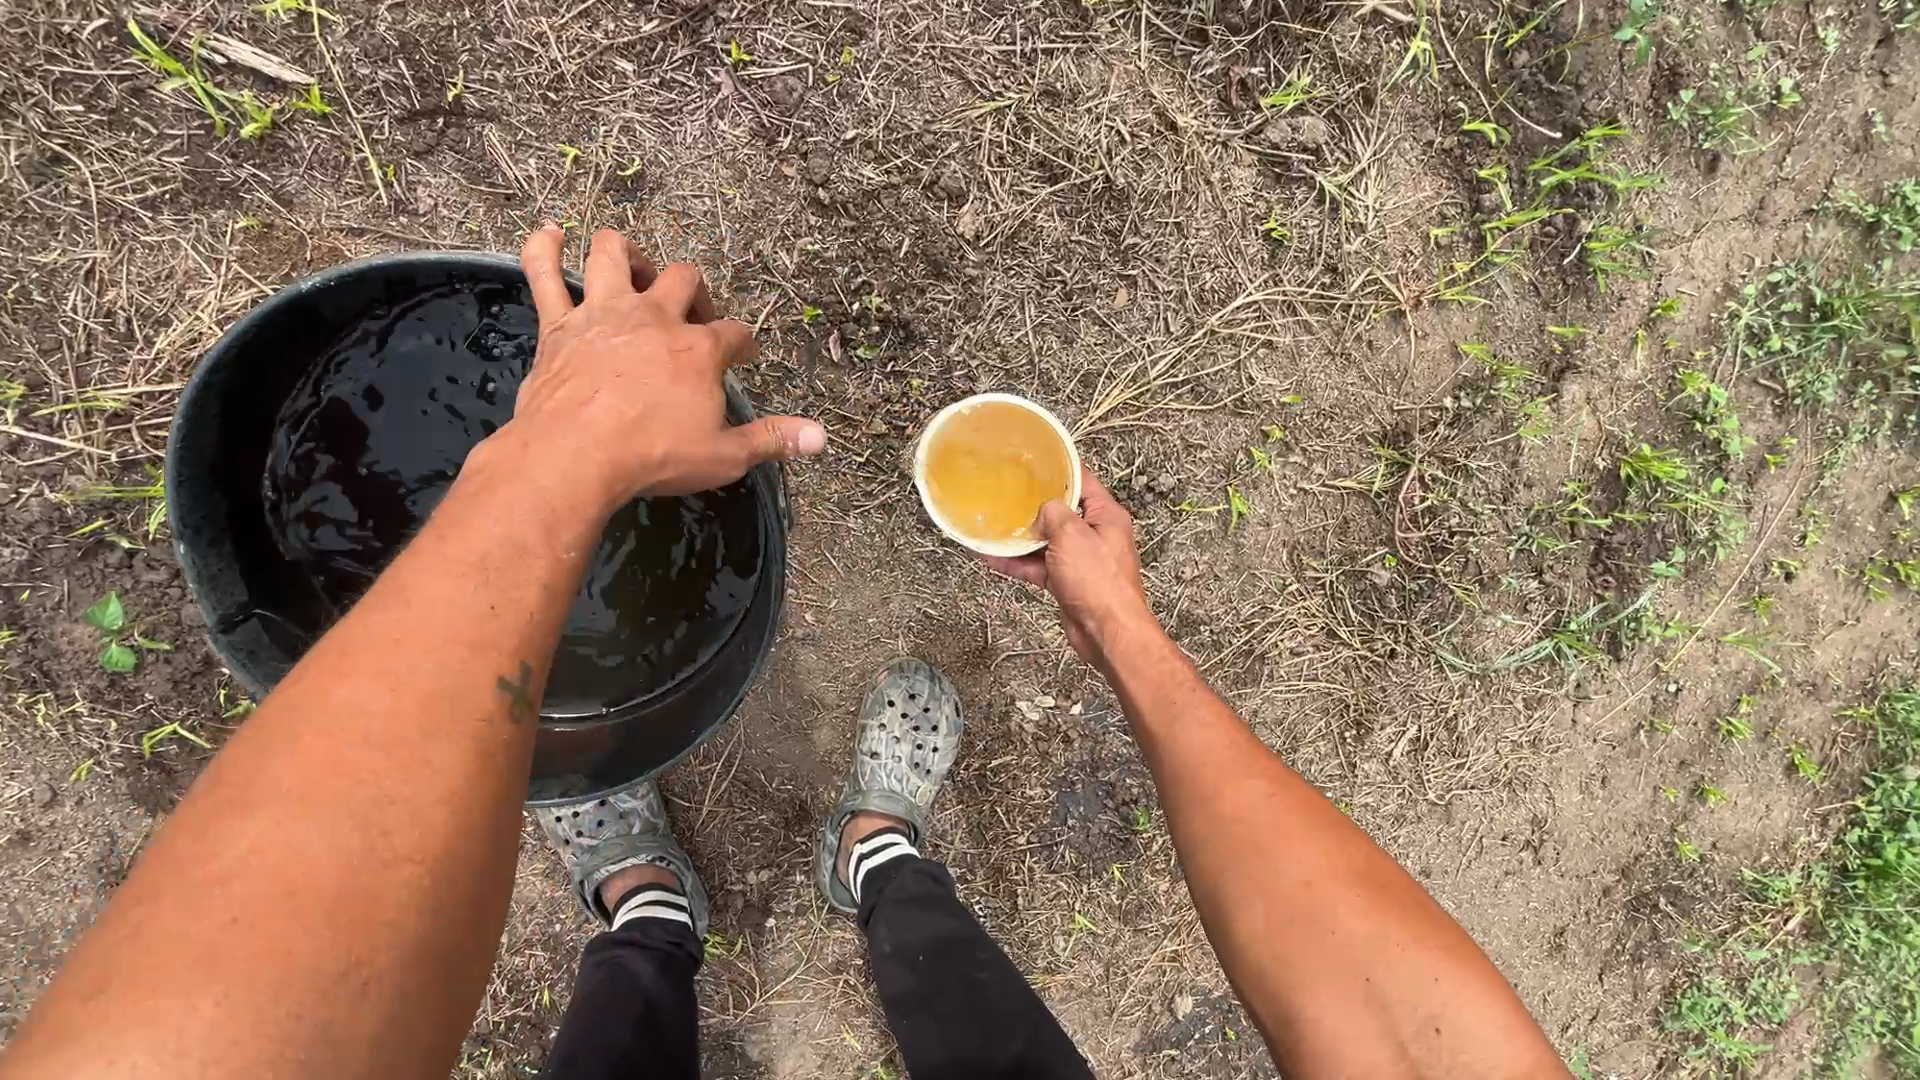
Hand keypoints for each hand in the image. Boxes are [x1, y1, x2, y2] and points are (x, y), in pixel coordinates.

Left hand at [501, 225, 825, 510]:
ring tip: (637, 272)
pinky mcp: (558, 324)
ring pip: (615, 253)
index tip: (745, 355)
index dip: (744, 342)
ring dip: (629, 255)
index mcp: (699, 350)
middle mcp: (655, 317)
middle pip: (683, 278)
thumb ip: (773, 440)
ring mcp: (603, 313)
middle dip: (695, 292)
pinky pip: (543, 271)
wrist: (576, 456)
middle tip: (694, 319)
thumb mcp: (726, 455)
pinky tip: (552, 235)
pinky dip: (546, 248)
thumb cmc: (657, 456)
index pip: (734, 333)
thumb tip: (820, 437)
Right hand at [981, 468, 1159, 670]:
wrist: (1106, 631)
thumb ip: (1053, 513)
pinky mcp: (1068, 582)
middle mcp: (1096, 535)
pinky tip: (996, 559)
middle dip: (1034, 508)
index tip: (1038, 461)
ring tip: (994, 530)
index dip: (1060, 470)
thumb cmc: (1101, 583)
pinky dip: (1019, 563)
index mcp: (1106, 516)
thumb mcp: (1072, 534)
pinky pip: (1039, 566)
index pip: (1083, 482)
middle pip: (1061, 513)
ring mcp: (1081, 560)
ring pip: (1046, 542)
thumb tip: (1042, 512)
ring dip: (1021, 539)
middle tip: (1009, 497)